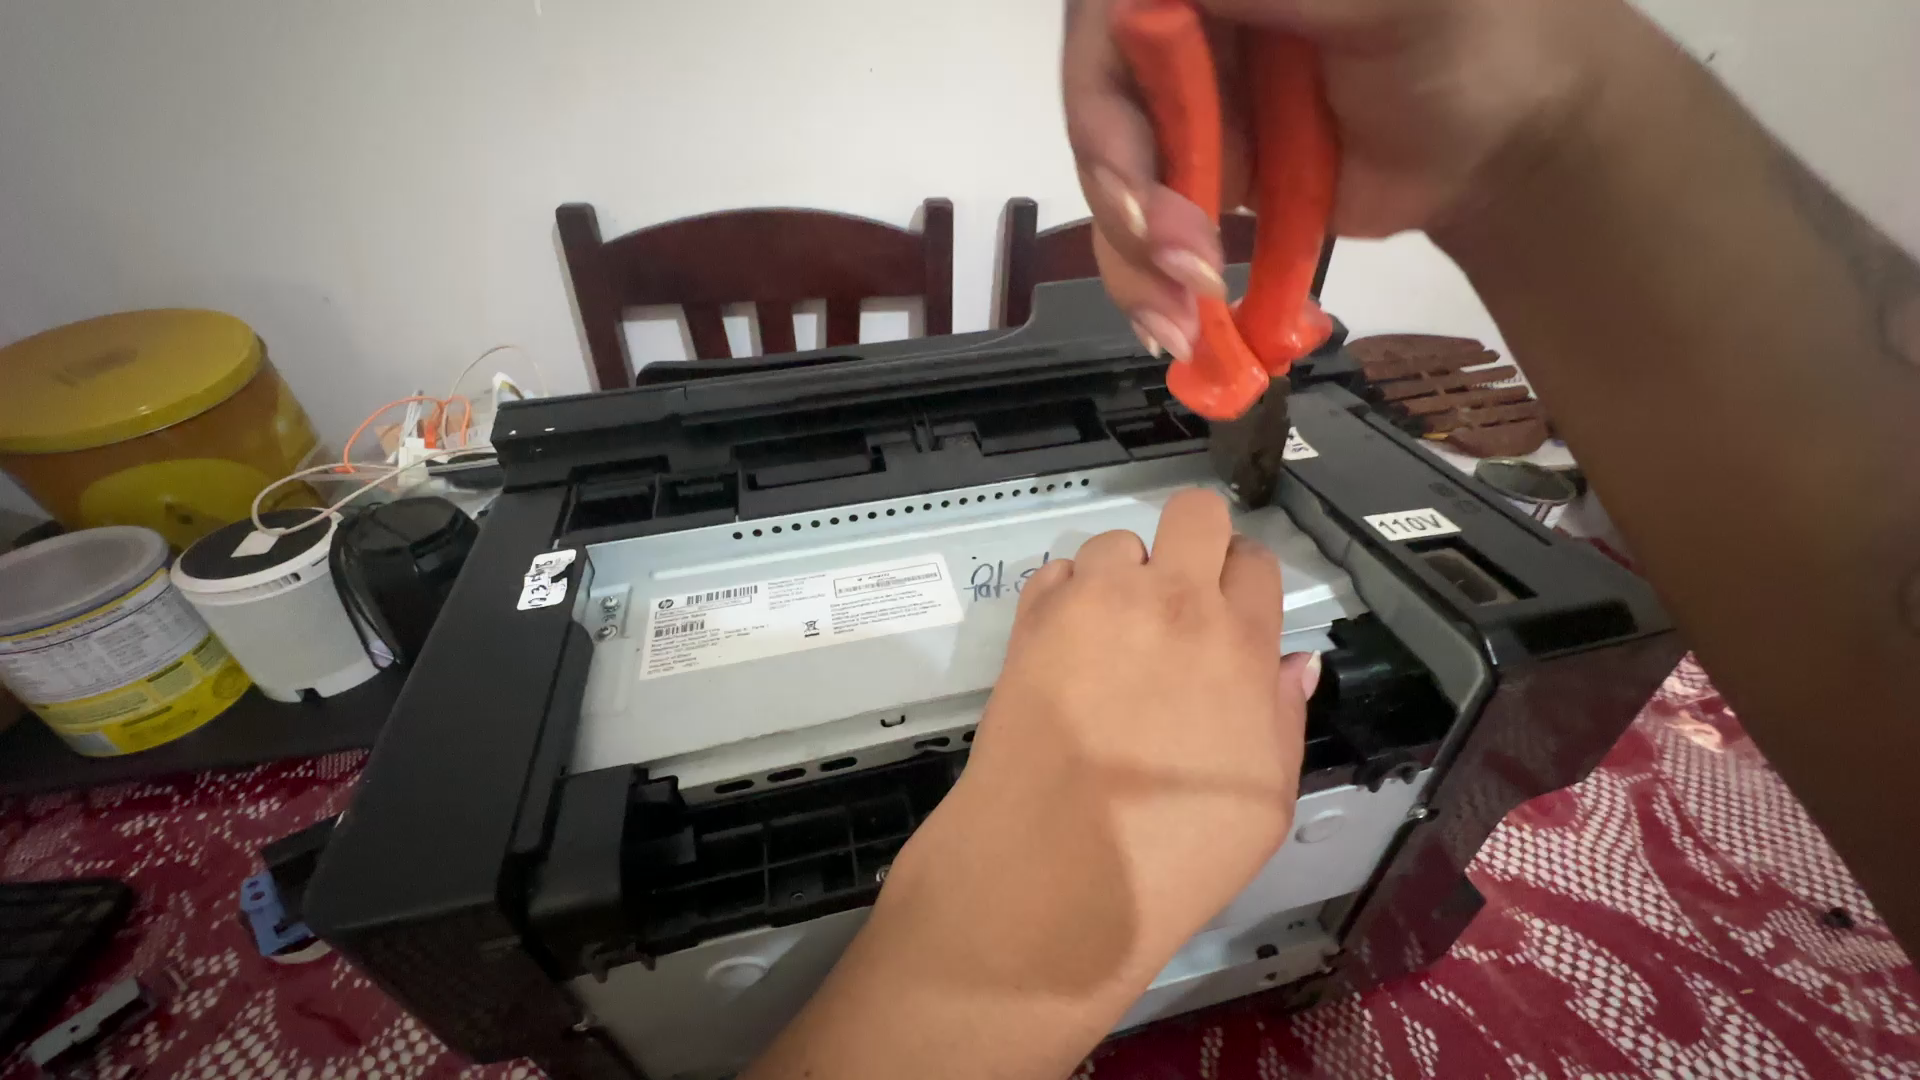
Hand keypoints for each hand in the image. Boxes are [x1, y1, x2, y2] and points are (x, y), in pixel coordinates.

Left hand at [879, 490, 1321, 995]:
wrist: (1059, 860)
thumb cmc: (1175, 847)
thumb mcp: (1266, 799)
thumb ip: (1282, 713)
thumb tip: (1293, 661)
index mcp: (1239, 643)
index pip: (1256, 561)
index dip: (1243, 578)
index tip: (1227, 604)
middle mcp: (1172, 603)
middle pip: (1196, 512)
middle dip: (1194, 536)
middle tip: (1175, 588)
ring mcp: (1098, 601)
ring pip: (1118, 541)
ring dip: (1121, 574)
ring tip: (1109, 630)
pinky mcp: (1036, 616)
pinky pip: (1056, 572)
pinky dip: (1065, 595)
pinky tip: (1063, 642)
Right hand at [1064, 0, 1615, 357]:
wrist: (1495, 145)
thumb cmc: (1473, 45)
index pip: (1109, 20)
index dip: (1099, 98)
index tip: (1131, 163)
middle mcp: (1187, 33)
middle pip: (1098, 115)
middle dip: (1124, 200)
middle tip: (1176, 264)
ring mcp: (1187, 116)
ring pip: (1112, 189)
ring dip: (1133, 264)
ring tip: (1180, 323)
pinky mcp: (1196, 183)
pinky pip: (1141, 236)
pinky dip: (1149, 286)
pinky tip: (1176, 327)